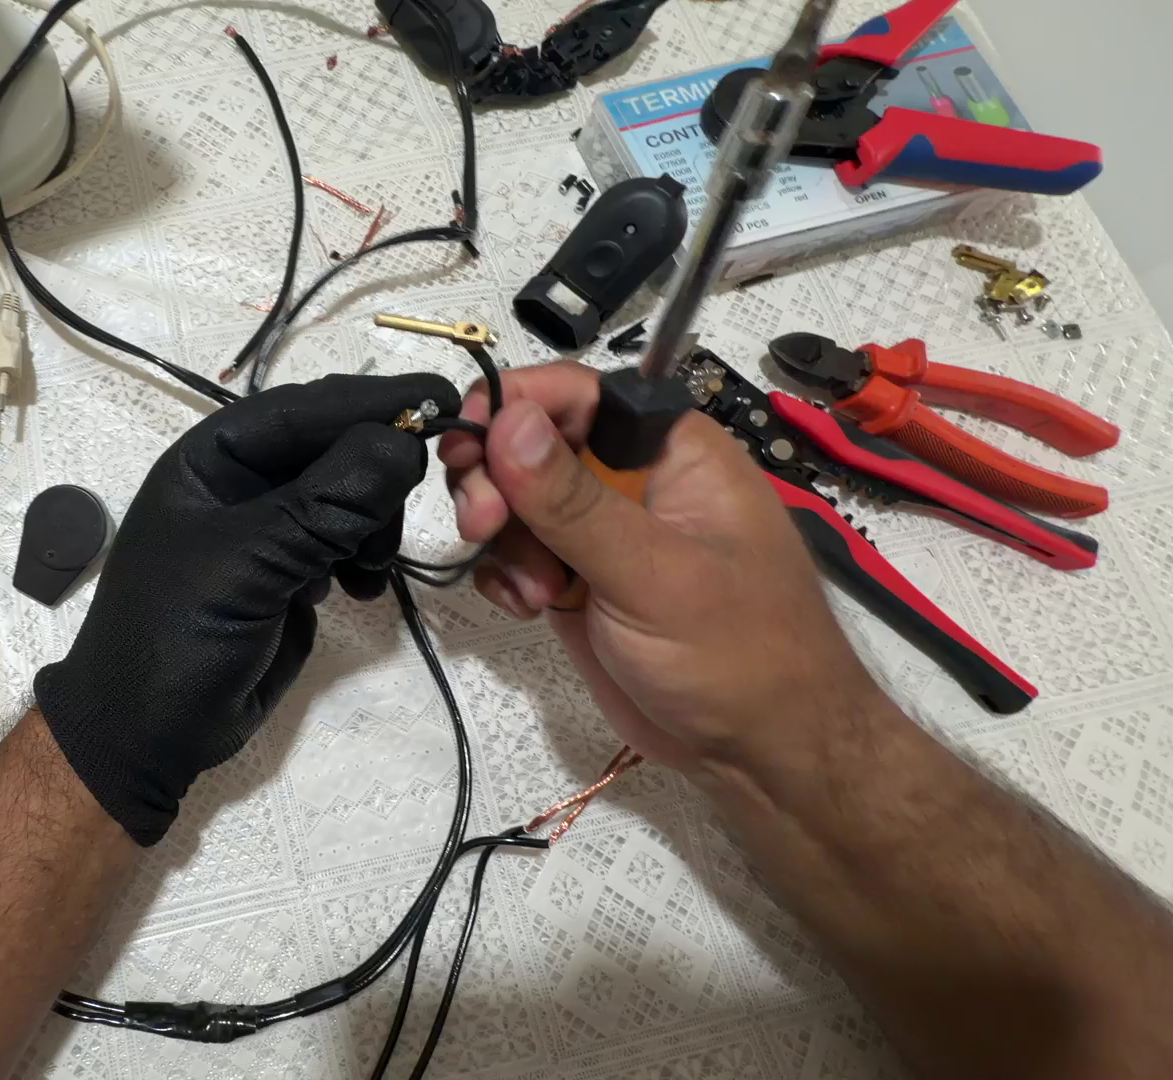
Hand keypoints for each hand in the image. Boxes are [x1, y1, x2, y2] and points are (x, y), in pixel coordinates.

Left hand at [38, 373, 458, 843]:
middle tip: (405, 510)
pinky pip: (345, 541)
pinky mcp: (289, 572)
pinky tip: (357, 588)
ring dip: (373, 522)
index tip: (443, 397)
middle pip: (331, 447)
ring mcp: (268, 530)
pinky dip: (364, 556)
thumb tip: (402, 440)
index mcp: (211, 460)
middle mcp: (241, 484)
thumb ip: (324, 504)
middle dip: (375, 472)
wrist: (149, 732)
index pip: (301, 410)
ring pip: (347, 495)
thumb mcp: (246, 564)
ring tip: (367, 568)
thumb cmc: (176, 635)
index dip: (369, 401)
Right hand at [438, 362, 884, 772]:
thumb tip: (505, 419)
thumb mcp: (651, 574)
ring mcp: (594, 531)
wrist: (755, 752)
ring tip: (535, 592)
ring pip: (509, 500)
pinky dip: (505, 576)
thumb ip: (571, 500)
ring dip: (502, 542)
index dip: (511, 406)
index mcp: (667, 452)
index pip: (574, 395)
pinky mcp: (570, 575)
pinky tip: (529, 607)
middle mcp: (625, 480)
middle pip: (525, 445)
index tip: (465, 446)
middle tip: (481, 527)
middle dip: (494, 483)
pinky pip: (511, 552)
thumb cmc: (733, 654)